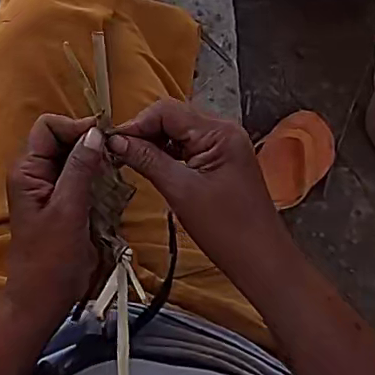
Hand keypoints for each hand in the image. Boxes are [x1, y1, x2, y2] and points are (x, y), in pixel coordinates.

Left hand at [3, 114, 104, 320]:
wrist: (43, 297)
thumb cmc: (50, 257)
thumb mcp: (68, 210)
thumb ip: (80, 169)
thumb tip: (94, 133)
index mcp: (27, 170)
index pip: (48, 128)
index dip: (75, 127)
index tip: (103, 137)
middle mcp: (35, 172)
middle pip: (62, 139)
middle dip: (88, 142)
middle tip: (115, 153)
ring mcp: (49, 186)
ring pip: (74, 157)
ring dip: (95, 160)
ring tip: (116, 168)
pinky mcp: (63, 200)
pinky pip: (80, 177)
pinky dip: (97, 177)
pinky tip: (112, 184)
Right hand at [106, 99, 287, 274]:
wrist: (263, 263)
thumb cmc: (228, 230)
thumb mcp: (181, 191)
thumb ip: (147, 159)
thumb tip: (115, 141)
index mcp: (219, 133)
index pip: (166, 111)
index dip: (136, 124)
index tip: (111, 143)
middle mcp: (223, 131)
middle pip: (171, 117)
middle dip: (142, 132)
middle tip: (116, 152)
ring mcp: (223, 146)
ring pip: (176, 132)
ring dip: (152, 143)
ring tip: (128, 160)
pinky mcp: (220, 161)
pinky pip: (185, 146)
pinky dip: (165, 154)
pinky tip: (150, 166)